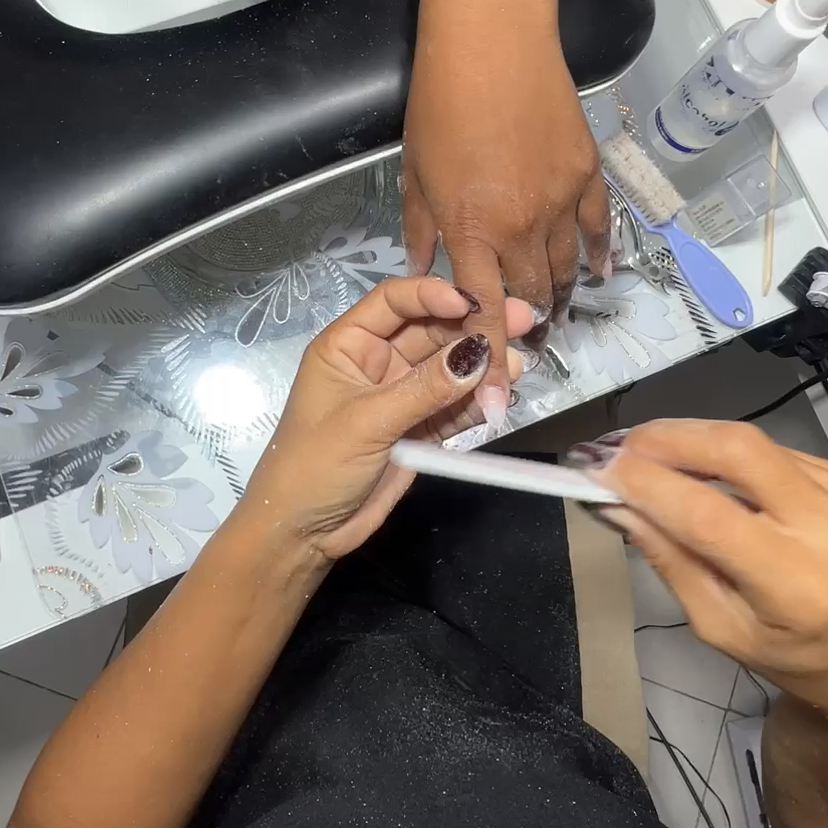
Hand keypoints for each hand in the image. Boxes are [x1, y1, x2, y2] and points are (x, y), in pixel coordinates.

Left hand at [241, 277, 534, 560]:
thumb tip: (479, 353)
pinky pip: (454, 405)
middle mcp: (377, 361)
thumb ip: (424, 388)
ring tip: (515, 370)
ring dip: (482, 368)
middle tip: (524, 322)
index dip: (433, 294)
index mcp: (348, 345)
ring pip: (449, 368)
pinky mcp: (420, 428)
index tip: (473, 301)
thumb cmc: (315, 466)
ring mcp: (401, 394)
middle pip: (432, 330)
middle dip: (473, 329)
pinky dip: (476, 403)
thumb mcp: (367, 422)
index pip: (394, 301)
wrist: (304, 534)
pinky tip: (499, 402)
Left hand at [402, 0, 610, 428]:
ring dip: (556, 298)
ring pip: (564, 271)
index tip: (494, 405)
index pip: (483, 314)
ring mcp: (561, 202)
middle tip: (520, 343)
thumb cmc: (439, 101)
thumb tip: (430, 272)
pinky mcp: (588, 175)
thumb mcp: (415, 172)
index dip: (488, 365)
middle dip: (525, 328)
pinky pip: (598, 230)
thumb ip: (425, 230)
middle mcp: (521, 227)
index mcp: (470, 231)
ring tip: (552, 316)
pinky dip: (596, 257)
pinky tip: (596, 275)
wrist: (493, 34)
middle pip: (530, 298)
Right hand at [575, 421, 827, 743]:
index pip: (705, 513)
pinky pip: (772, 450)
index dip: (644, 482)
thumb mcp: (721, 627)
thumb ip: (668, 559)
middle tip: (618, 445)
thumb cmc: (800, 661)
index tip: (596, 469)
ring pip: (751, 440)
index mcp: (796, 584)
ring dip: (688, 438)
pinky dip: (723, 452)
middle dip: (665, 437)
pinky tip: (698, 468)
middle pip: (736, 448)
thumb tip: (615, 504)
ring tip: (642, 451)